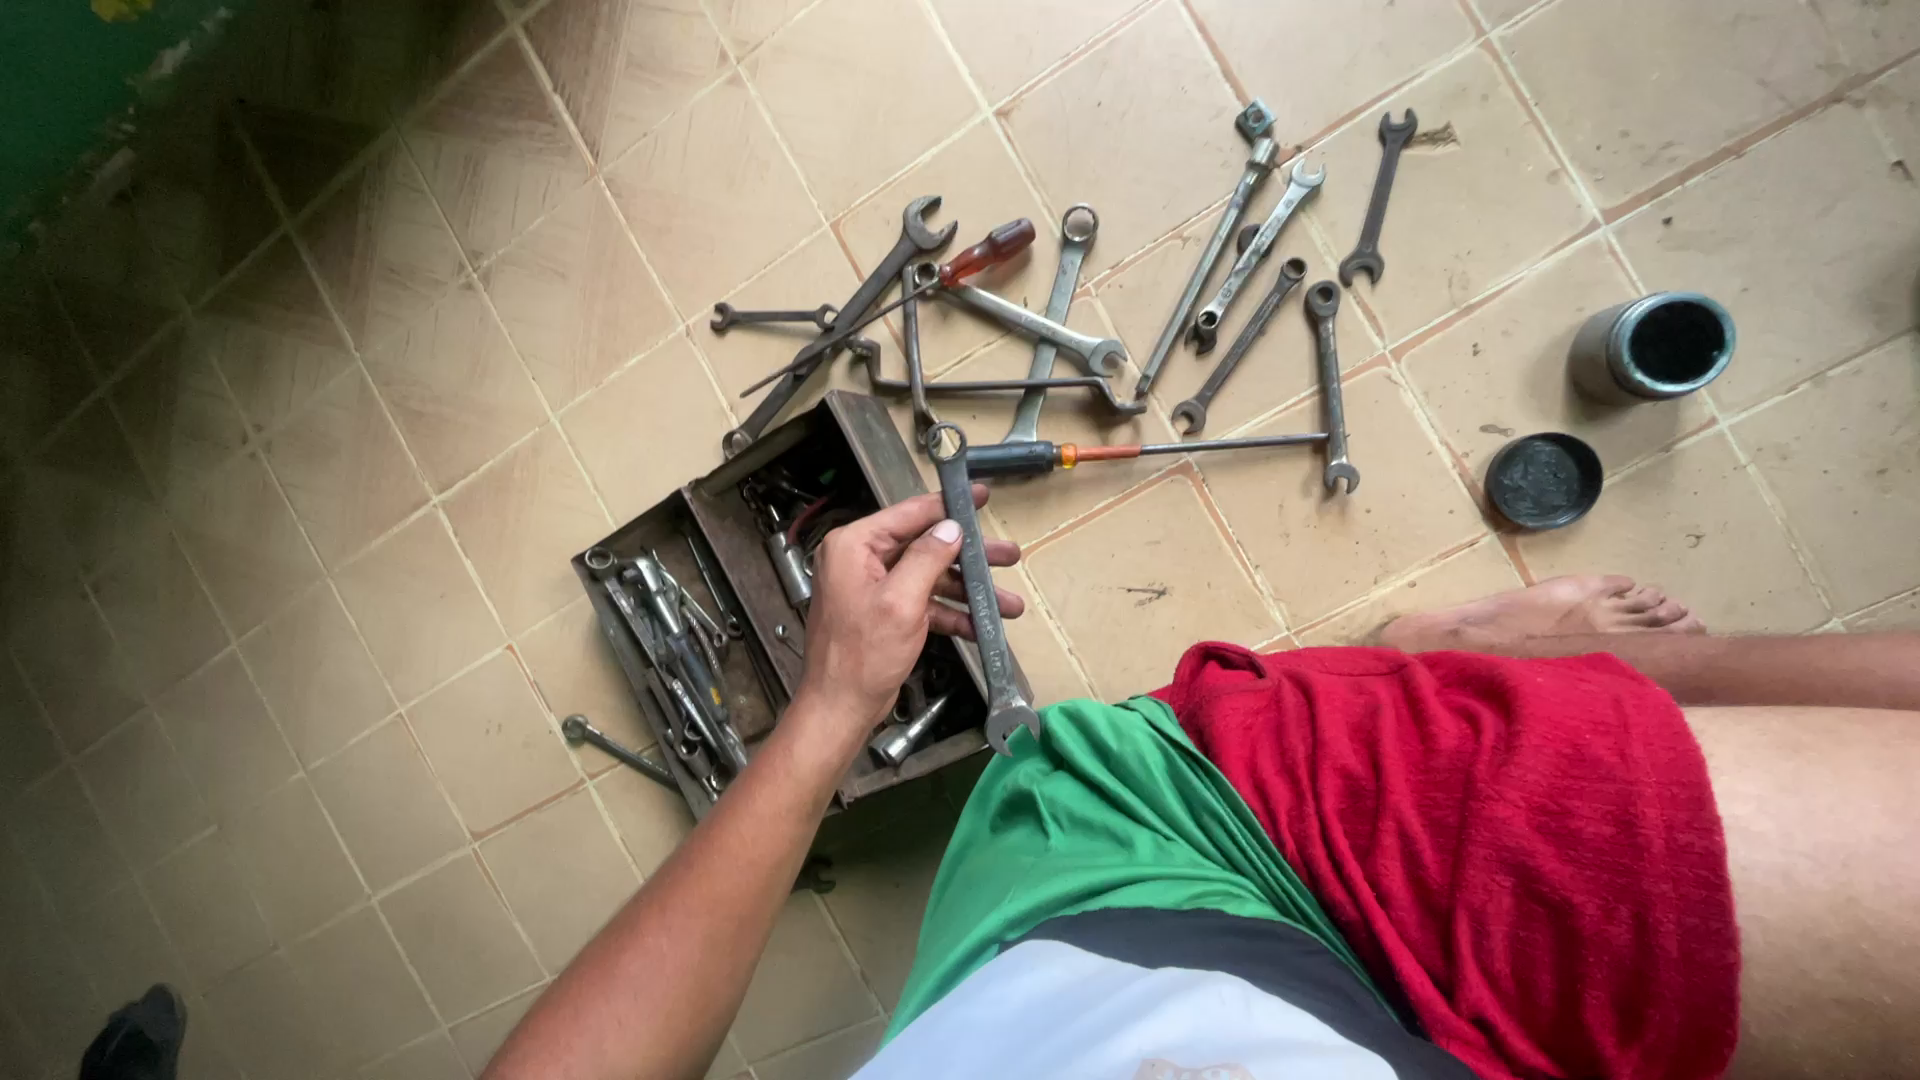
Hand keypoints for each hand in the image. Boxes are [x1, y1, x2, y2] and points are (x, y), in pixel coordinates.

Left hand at [794, 486, 1022, 738]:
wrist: (840, 707)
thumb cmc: (861, 656)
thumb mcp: (901, 601)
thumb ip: (927, 558)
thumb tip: (951, 528)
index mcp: (854, 546)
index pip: (908, 514)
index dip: (948, 505)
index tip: (980, 495)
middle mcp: (861, 560)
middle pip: (926, 546)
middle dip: (969, 556)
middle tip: (1007, 555)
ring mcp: (875, 587)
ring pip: (931, 577)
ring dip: (968, 591)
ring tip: (1008, 601)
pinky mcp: (886, 612)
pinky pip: (925, 603)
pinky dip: (952, 614)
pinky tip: (982, 626)